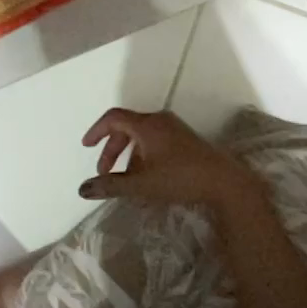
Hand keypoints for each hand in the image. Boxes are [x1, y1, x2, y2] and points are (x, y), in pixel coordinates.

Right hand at [78, 108, 257, 208]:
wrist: (223, 181)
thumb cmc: (179, 178)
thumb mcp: (141, 185)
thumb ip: (111, 186)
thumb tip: (82, 189)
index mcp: (146, 125)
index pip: (113, 118)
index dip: (97, 131)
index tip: (86, 146)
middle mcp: (159, 120)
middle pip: (127, 127)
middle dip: (112, 149)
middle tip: (105, 172)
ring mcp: (174, 128)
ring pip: (141, 135)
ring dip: (128, 154)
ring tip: (126, 179)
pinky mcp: (184, 139)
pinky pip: (154, 139)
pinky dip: (142, 154)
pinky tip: (146, 176)